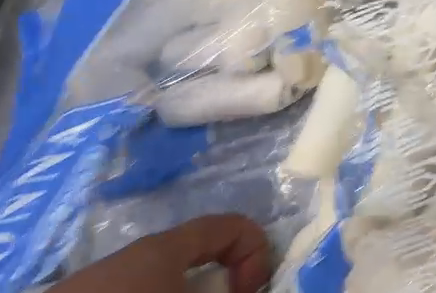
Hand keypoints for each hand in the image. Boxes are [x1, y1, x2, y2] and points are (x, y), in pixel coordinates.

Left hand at [50, 215, 270, 292]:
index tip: (251, 290)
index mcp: (169, 244)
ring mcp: (103, 275)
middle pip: (199, 249)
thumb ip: (230, 290)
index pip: (235, 225)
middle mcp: (139, 251)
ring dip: (187, 289)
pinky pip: (134, 287)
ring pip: (164, 273)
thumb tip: (249, 289)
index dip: (256, 253)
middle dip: (221, 276)